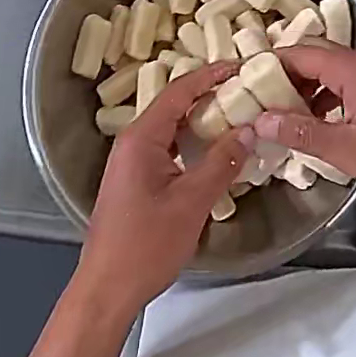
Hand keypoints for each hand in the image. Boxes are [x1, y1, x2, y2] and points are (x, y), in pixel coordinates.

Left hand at [74, 61, 250, 314]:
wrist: (107, 289)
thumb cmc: (145, 246)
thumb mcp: (191, 202)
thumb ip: (222, 163)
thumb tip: (248, 131)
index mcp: (141, 138)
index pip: (179, 92)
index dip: (210, 75)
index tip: (238, 66)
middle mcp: (133, 142)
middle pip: (174, 105)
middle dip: (209, 94)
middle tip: (244, 90)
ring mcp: (132, 161)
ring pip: (171, 127)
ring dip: (201, 119)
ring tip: (236, 115)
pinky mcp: (136, 179)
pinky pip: (168, 146)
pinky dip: (192, 142)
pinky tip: (213, 151)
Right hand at [258, 42, 355, 217]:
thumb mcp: (348, 150)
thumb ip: (301, 132)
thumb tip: (258, 121)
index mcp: (353, 69)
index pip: (299, 53)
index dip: (267, 65)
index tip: (239, 84)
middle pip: (312, 60)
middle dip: (282, 79)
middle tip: (252, 103)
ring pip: (327, 77)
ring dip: (301, 94)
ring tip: (275, 119)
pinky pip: (342, 92)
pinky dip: (321, 104)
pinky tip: (310, 129)